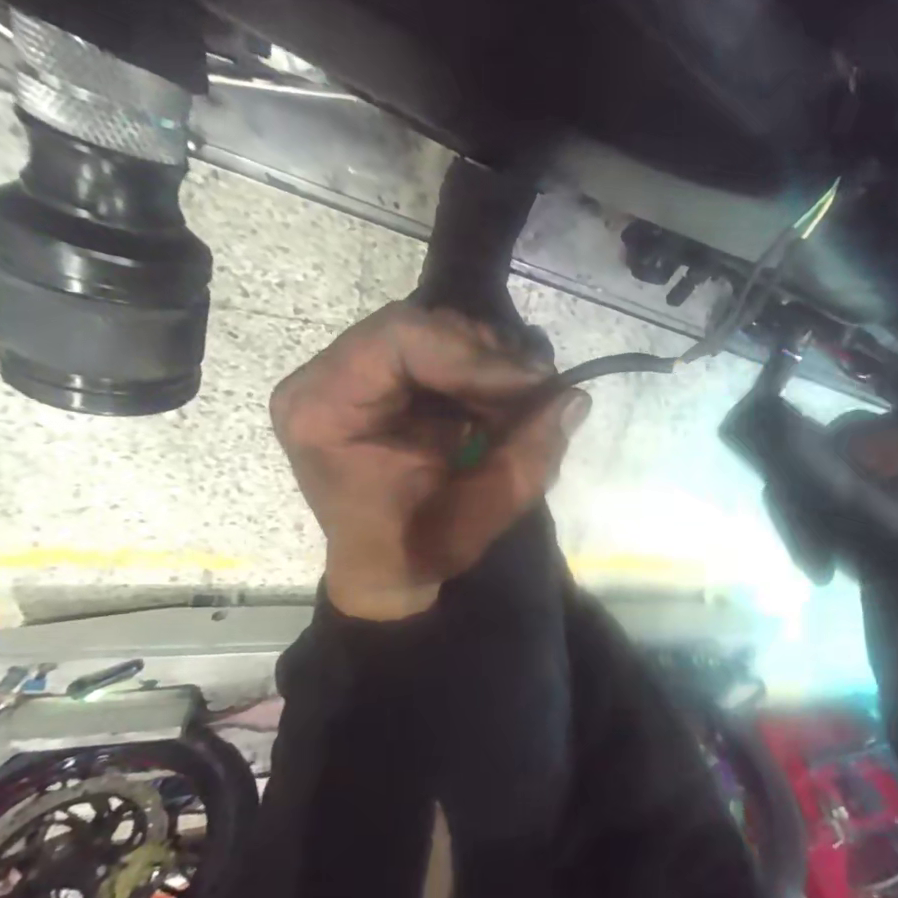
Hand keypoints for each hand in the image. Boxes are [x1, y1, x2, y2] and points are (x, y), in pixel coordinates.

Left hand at [271, 303, 589, 620]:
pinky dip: (478, 370)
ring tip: (521, 400)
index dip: (472, 355)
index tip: (532, 385)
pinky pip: (436, 349)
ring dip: (486, 362)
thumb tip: (574, 397)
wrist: (385, 570)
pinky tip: (501, 400)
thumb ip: (528, 456)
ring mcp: (347, 373)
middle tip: (536, 391)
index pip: (398, 340)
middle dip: (484, 357)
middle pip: (416, 326)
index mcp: (323, 411)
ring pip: (431, 331)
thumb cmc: (415, 550)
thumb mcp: (478, 516)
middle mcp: (323, 380)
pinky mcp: (377, 377)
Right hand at [851, 418, 897, 809]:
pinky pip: (863, 488)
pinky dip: (825, 504)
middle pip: (894, 440)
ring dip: (821, 488)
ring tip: (814, 557)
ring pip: (872, 456)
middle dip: (831, 472)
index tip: (822, 518)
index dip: (862, 456)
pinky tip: (823, 556)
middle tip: (810, 548)